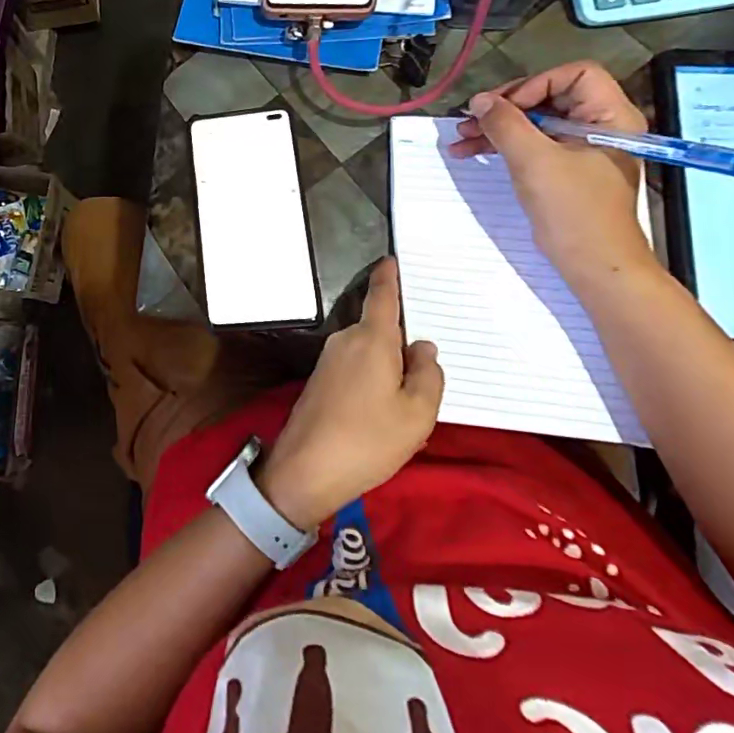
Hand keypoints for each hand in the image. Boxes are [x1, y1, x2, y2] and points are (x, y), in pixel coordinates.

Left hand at [256, 258, 443, 529]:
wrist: (305, 472)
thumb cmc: (367, 440)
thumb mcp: (417, 413)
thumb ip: (428, 374)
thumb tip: (422, 347)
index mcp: (371, 339)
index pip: (383, 296)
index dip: (389, 276)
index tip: (392, 259)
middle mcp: (345, 341)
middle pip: (380, 330)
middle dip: (402, 345)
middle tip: (426, 372)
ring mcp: (328, 362)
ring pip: (369, 354)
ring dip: (388, 369)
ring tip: (407, 405)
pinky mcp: (319, 382)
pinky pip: (356, 370)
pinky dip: (373, 382)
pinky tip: (381, 415)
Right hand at [448, 62, 658, 284]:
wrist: (594, 265)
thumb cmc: (573, 212)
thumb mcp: (534, 161)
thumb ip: (506, 124)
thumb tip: (480, 100)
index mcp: (610, 116)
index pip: (574, 75)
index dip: (535, 85)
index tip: (504, 108)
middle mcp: (600, 126)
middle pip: (550, 97)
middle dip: (506, 108)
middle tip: (472, 120)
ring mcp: (583, 149)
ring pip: (537, 123)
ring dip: (499, 128)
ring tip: (462, 138)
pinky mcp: (567, 170)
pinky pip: (535, 145)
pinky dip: (506, 146)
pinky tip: (474, 151)